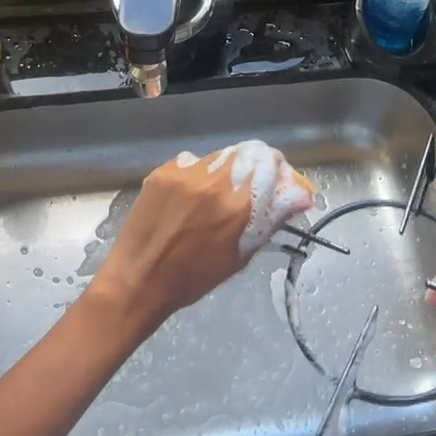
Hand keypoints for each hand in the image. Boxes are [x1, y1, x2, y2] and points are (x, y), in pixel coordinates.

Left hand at [92, 145, 307, 325]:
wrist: (138, 280)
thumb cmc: (192, 278)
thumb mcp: (239, 256)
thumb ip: (268, 222)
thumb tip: (297, 197)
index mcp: (238, 205)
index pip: (269, 164)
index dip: (276, 167)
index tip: (276, 175)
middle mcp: (215, 180)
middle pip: (245, 154)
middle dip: (251, 166)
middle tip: (245, 183)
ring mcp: (186, 173)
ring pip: (217, 157)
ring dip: (223, 169)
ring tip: (212, 193)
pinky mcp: (163, 171)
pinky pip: (190, 163)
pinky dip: (195, 175)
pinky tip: (186, 197)